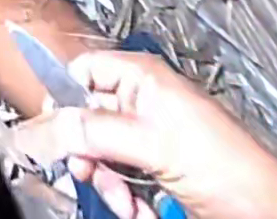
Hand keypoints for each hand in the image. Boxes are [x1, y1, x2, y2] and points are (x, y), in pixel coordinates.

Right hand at [22, 51, 276, 218]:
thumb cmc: (230, 171)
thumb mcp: (154, 146)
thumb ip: (96, 132)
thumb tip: (46, 126)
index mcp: (140, 77)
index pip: (82, 71)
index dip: (65, 98)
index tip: (55, 133)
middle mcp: (140, 99)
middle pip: (86, 115)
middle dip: (87, 151)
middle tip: (89, 174)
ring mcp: (148, 135)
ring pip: (100, 151)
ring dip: (107, 181)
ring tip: (125, 204)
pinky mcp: (155, 167)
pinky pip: (120, 176)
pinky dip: (123, 197)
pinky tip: (139, 212)